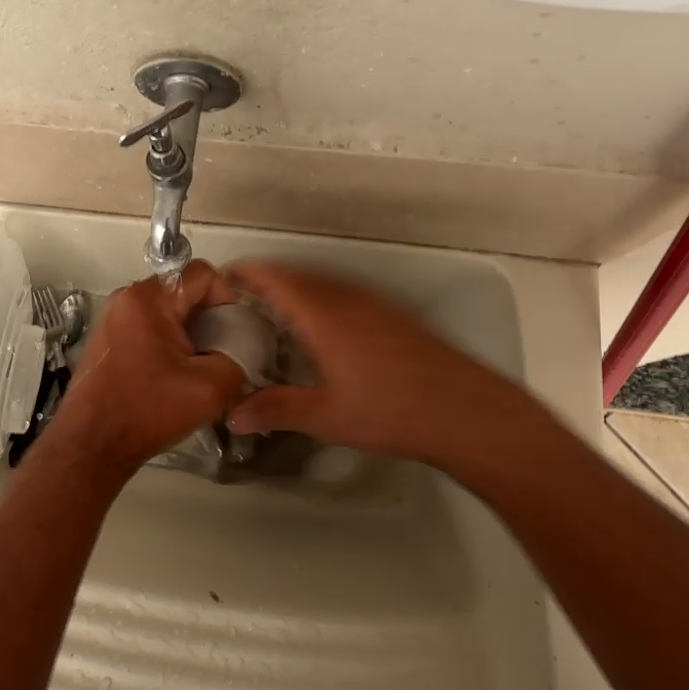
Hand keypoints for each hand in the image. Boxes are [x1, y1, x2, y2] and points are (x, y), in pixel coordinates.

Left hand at [44, 261, 246, 476]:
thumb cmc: (148, 410)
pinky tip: (172, 376)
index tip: (233, 334)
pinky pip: (149, 326)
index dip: (227, 299)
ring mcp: (113, 317)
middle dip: (208, 319)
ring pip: (167, 311)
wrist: (92, 445)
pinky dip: (168, 343)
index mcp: (148, 298)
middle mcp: (127, 297)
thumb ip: (238, 357)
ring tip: (198, 368)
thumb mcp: (211, 387)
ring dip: (189, 334)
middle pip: (184, 290)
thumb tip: (242, 347)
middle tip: (219, 354)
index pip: (203, 274)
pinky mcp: (108, 338)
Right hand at [222, 260, 531, 467]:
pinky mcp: (392, 314)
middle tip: (241, 295)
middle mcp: (346, 298)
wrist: (464, 410)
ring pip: (323, 282)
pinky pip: (344, 292)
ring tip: (274, 308)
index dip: (247, 272)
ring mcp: (373, 303)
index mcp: (322, 315)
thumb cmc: (391, 410)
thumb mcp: (325, 417)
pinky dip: (320, 297)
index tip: (224, 276)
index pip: (275, 278)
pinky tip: (323, 327)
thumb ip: (276, 411)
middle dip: (267, 279)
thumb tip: (233, 416)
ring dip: (295, 287)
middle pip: (298, 275)